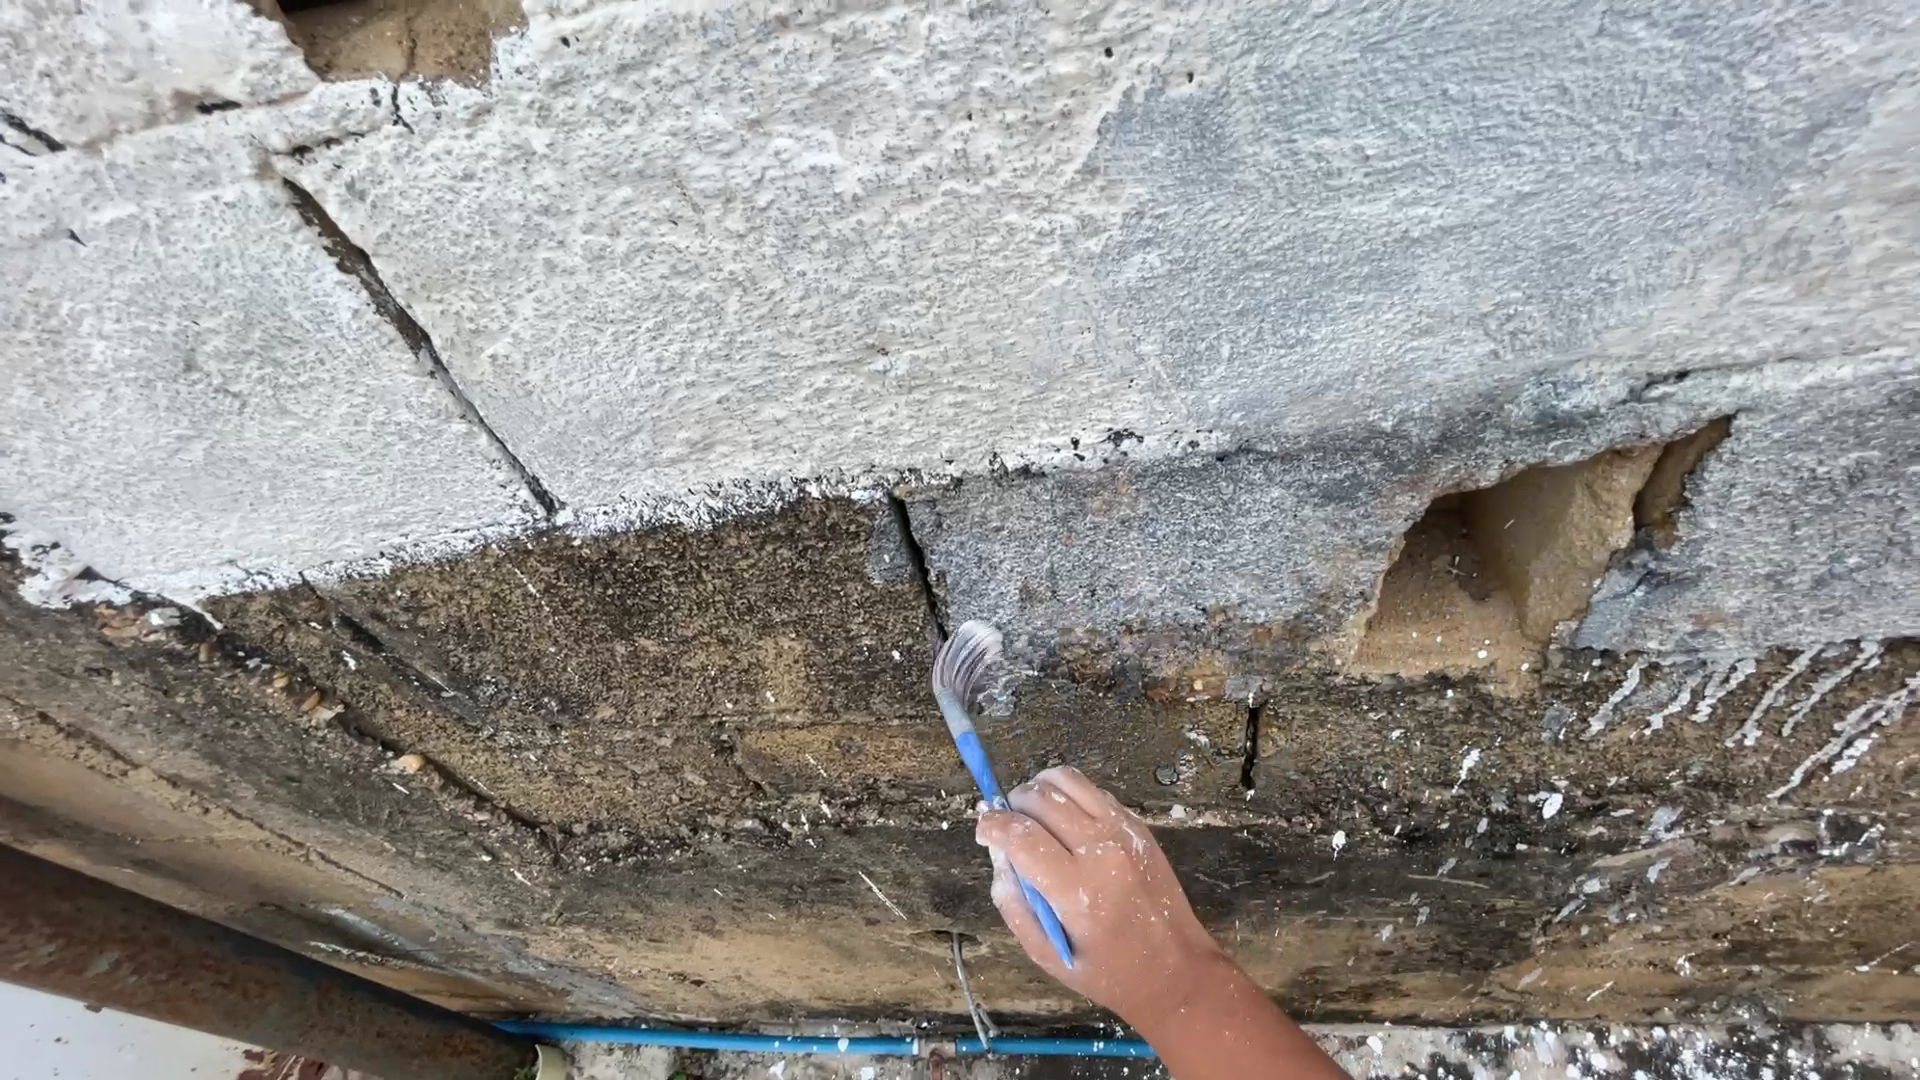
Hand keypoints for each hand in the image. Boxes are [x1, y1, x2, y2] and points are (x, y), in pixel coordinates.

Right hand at [974, 766, 1231, 1024]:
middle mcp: (1101, 850)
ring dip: (1038, 789)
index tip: (982, 830)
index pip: (1021, 835)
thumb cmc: (1107, 971)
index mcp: (1077, 890)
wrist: (1175, 970)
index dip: (992, 826)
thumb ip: (1014, 905)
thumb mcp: (1047, 955)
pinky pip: (1091, 789)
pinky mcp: (1136, 823)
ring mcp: (1122, 831)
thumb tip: (998, 857)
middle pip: (1040, 798)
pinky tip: (1064, 819)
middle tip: (1006, 825)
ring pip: (1066, 779)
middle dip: (1011, 804)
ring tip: (1032, 813)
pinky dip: (1067, 795)